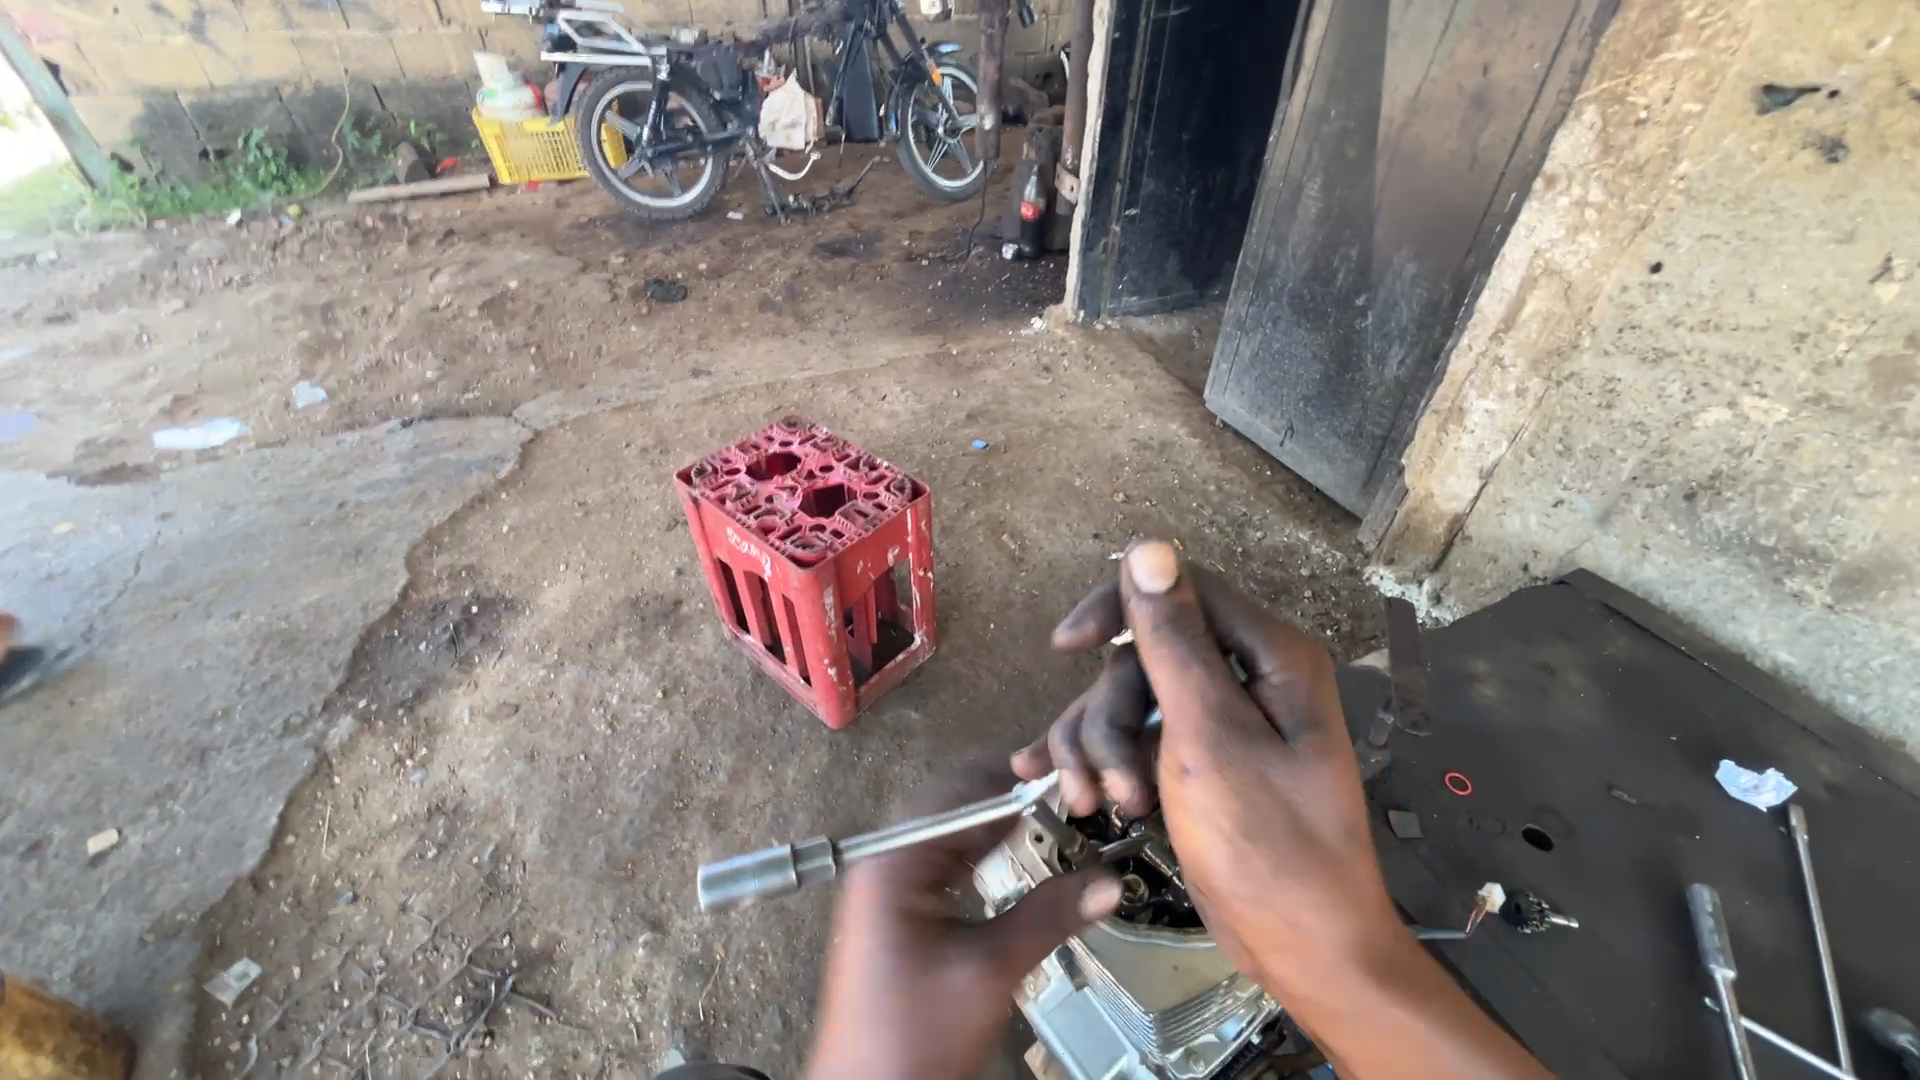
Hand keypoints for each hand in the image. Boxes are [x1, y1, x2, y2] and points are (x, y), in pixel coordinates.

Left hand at [803, 768, 1121, 1079]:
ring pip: (947, 833)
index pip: (956, 794)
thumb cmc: (913, 1037)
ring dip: (992, 822)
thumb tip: (1104, 881)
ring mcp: (886, 886)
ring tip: (1042, 812)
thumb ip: (1048, 916)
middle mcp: (884, 862)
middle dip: (1002, 796)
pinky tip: (1009, 852)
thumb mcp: (988, 970)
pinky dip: (978, 850)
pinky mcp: (896, 911)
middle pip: (949, 807)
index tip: (1054, 771)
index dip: (1007, 779)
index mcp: (893, 862)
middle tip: (1055, 789)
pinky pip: (941, 860)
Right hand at [1013, 542, 1401, 987]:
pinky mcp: (1195, 754)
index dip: (1117, 607)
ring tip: (1092, 803)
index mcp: (1269, 653)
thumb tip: (1146, 547)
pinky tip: (1057, 782)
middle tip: (1102, 783)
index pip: (1180, 589)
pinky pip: (1133, 733)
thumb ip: (1173, 639)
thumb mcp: (1209, 735)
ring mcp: (1218, 716)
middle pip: (1142, 655)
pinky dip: (1097, 757)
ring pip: (1128, 698)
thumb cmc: (1267, 844)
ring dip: (1097, 747)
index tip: (1067, 645)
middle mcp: (1246, 673)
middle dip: (1108, 716)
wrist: (1302, 949)